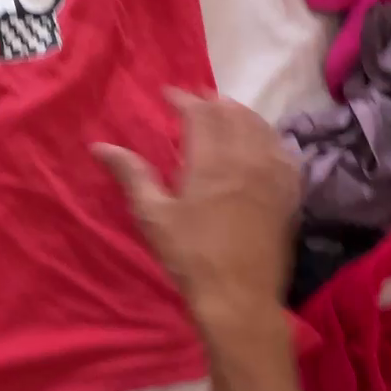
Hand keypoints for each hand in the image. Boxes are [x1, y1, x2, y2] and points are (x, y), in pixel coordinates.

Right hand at [93, 90, 299, 335]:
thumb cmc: (188, 256)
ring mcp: (274, 177)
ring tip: (227, 114)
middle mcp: (247, 161)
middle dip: (214, 102)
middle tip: (196, 101)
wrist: (237, 296)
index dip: (184, 99)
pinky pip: (284, 154)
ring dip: (242, 115)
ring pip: (263, 130)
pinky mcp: (289, 196)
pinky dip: (270, 139)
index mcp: (211, 162)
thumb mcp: (152, 215)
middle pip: (235, 116)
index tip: (169, 95)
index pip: (201, 114)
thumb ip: (131, 175)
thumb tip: (101, 146)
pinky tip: (263, 145)